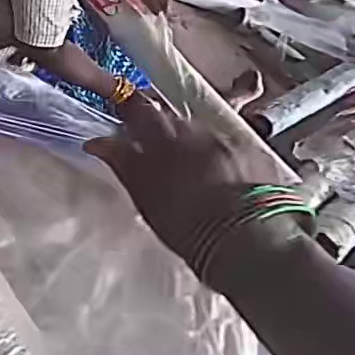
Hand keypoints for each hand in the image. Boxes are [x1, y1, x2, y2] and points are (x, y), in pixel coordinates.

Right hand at [90, 91, 295, 263]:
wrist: (251, 245)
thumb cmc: (189, 227)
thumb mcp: (146, 198)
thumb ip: (122, 163)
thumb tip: (97, 143)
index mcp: (166, 140)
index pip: (141, 110)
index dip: (131, 110)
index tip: (124, 116)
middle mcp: (199, 132)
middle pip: (174, 120)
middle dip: (162, 129)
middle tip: (154, 150)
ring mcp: (230, 141)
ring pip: (202, 132)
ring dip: (191, 143)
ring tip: (189, 169)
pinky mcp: (257, 153)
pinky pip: (229, 144)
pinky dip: (219, 154)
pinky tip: (220, 176)